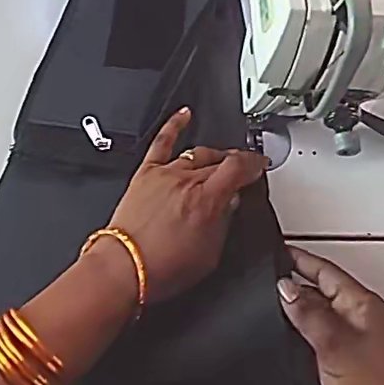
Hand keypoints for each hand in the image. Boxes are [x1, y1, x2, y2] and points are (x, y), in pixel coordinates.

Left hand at [103, 107, 266, 302]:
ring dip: (213, 155)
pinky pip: (162, 142)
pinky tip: (184, 116)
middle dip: (235, 165)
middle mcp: (186, 181)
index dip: (254, 163)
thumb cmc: (161, 266)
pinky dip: (174, 125)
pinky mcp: (146, 173)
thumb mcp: (209, 255)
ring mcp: (165, 174)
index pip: (239, 167)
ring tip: (221, 159)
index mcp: (207, 200)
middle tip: (241, 172)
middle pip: (220, 160)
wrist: (124, 268)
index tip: (259, 165)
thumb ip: (224, 223)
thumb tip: (230, 207)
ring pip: (197, 153)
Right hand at [278, 247, 383, 384]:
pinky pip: (311, 348)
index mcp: (364, 309)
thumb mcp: (339, 349)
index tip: (279, 250)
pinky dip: (295, 341)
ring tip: (268, 303)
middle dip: (295, 285)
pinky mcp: (337, 377)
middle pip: (320, 294)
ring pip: (314, 321)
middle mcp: (357, 327)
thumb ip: (310, 315)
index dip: (302, 260)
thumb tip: (286, 287)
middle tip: (266, 275)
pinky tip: (281, 340)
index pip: (327, 272)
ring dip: (294, 314)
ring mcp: (347, 353)